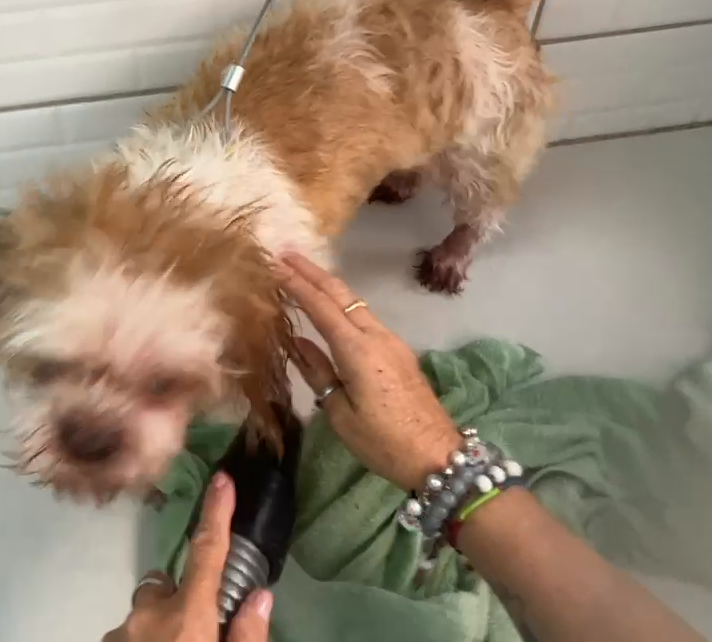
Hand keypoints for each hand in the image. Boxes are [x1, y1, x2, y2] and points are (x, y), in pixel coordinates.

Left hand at [102, 471, 272, 641]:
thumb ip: (246, 635)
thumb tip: (260, 597)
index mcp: (188, 615)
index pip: (207, 552)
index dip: (216, 513)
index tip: (222, 479)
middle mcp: (149, 613)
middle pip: (162, 585)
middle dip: (175, 597)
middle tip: (192, 630)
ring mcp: (121, 630)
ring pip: (142, 612)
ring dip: (156, 626)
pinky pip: (126, 633)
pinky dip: (139, 640)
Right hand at [278, 253, 460, 490]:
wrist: (438, 456)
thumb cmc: (383, 442)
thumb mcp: (341, 414)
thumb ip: (317, 372)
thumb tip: (297, 342)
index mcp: (358, 350)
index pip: (320, 307)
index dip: (296, 284)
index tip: (273, 265)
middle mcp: (375, 336)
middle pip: (340, 293)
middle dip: (311, 271)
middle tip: (285, 254)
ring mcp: (390, 340)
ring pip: (353, 301)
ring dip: (326, 284)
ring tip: (301, 273)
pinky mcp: (397, 350)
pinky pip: (362, 315)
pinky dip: (340, 302)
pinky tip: (328, 306)